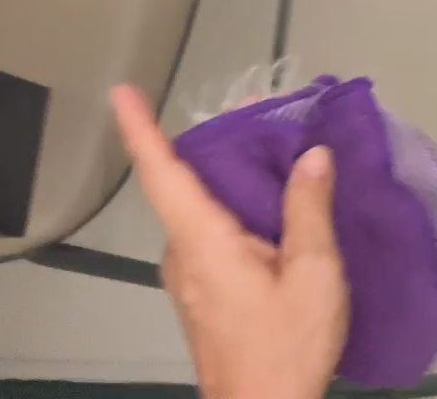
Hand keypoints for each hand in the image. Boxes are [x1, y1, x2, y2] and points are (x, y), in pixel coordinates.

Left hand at [110, 85, 349, 398]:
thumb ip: (310, 209)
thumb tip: (311, 153)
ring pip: (204, 204)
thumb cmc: (287, 342)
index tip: (122, 93)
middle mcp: (187, 254)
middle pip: (186, 184)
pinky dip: (242, 195)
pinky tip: (282, 194)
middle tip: (266, 107)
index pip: (164, 177)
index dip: (141, 132)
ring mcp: (195, 274)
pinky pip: (217, 225)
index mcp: (206, 243)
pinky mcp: (210, 287)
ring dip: (234, 168)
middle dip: (217, 140)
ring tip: (284, 140)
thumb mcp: (314, 271)